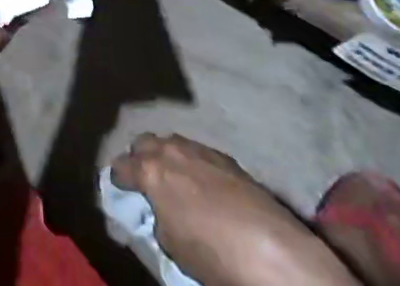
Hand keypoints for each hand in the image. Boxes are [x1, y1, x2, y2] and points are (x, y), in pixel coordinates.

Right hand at [110, 134, 357, 285]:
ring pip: (173, 143)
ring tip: (177, 179)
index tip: (124, 191)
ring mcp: (201, 151)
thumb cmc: (215, 255)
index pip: (120, 166)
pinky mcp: (230, 160)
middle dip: (141, 158)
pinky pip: (200, 153)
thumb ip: (156, 218)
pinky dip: (195, 164)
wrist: (279, 255)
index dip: (119, 180)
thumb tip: (158, 211)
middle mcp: (170, 151)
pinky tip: (206, 185)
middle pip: (144, 143)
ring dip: (168, 157)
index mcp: (149, 171)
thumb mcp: (171, 245)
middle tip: (148, 181)